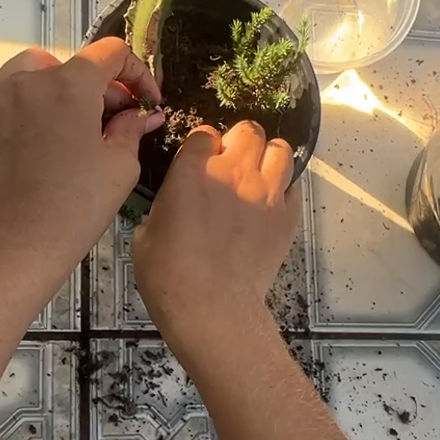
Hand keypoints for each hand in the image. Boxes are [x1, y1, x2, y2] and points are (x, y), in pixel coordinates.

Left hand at [0, 38, 162, 279]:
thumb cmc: (77, 206)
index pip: (110, 53)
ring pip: (37, 72)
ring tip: (75, 124)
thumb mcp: (119, 166)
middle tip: (115, 121)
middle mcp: (29, 80)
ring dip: (62, 88)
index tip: (146, 101)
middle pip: (74, 65)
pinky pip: (11, 95)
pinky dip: (32, 104)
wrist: (18, 243)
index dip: (137, 73)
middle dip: (101, 87)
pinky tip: (44, 139)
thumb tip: (144, 113)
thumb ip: (132, 128)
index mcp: (70, 85)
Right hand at [133, 120, 298, 348]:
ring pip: (280, 150)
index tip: (198, 162)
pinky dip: (284, 190)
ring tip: (257, 177)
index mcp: (193, 170)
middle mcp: (234, 171)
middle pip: (249, 131)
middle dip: (239, 142)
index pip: (204, 133)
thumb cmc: (169, 275)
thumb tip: (171, 206)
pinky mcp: (287, 217)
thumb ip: (163, 206)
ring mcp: (266, 193)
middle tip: (231, 164)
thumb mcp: (145, 233)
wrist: (211, 308)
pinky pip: (294, 187)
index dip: (201, 146)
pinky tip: (270, 205)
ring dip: (268, 158)